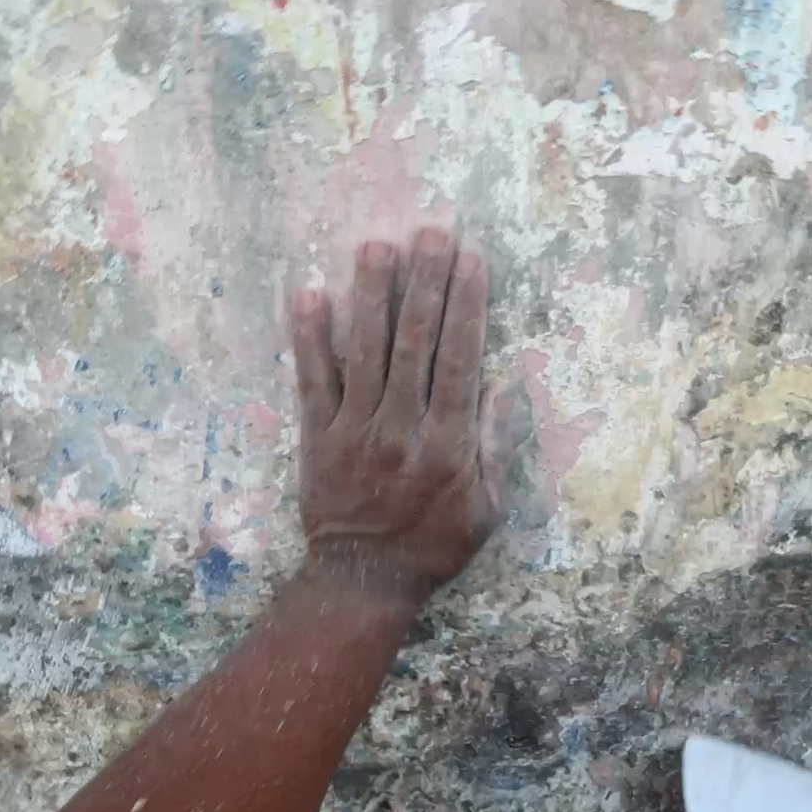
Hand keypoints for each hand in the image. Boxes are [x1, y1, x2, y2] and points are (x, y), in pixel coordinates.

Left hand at [288, 228, 512, 604]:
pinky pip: (313, 382)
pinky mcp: (317, 438)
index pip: (460, 360)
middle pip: (416, 343)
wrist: (364, 580)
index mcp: (449, 443)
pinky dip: (310, 339)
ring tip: (377, 246)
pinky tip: (311, 294)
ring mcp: (355, 430)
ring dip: (372, 296)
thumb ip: (495, 444)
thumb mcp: (488, 508)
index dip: (467, 306)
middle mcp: (403, 427)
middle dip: (426, 283)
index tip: (472, 260)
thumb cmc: (436, 545)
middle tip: (431, 231)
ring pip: (366, 352)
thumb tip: (501, 383)